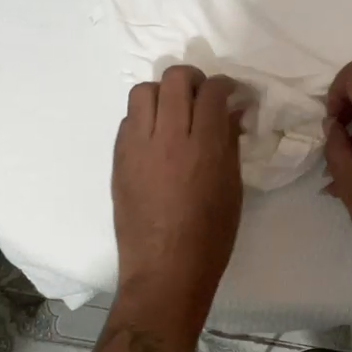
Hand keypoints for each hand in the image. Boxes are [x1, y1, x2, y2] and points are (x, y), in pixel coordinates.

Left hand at [112, 66, 243, 316]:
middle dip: (194, 79)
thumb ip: (229, 140)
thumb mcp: (232, 185)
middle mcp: (168, 138)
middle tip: (202, 96)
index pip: (212, 91)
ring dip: (163, 93)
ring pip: (144, 91)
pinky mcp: (118, 160)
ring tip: (174, 112)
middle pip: (175, 79)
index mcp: (203, 146)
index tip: (231, 93)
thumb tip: (231, 110)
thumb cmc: (210, 234)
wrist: (165, 273)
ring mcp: (138, 148)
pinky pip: (128, 120)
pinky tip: (156, 136)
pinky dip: (144, 117)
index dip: (225, 84)